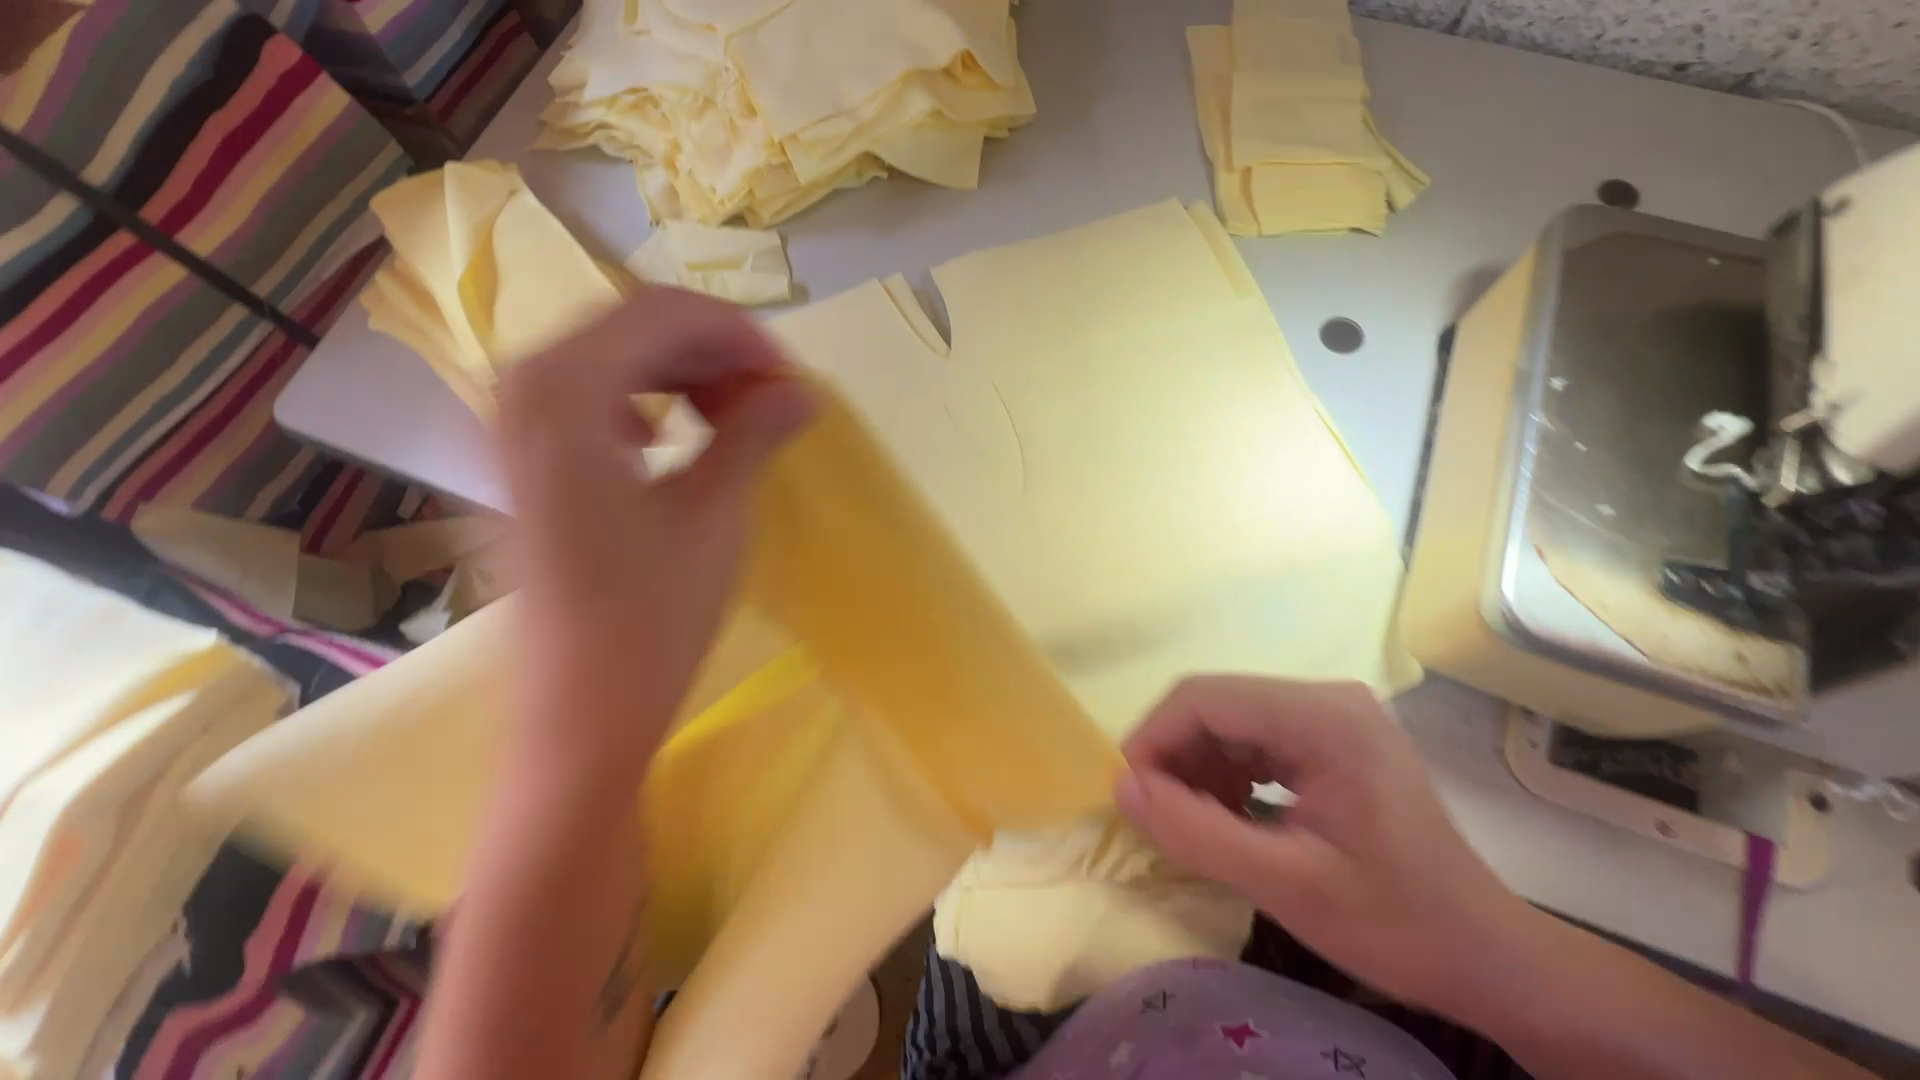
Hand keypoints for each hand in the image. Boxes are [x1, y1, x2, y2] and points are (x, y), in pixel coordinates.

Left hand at [496, 288, 812, 778]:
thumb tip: (803, 391)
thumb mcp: (715, 512)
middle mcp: (519, 389)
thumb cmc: (651, 615)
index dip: (737, 333)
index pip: (661, 313)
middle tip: (770, 395)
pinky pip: (584, 403)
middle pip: (629, 329)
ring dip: (678, 377)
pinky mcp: (516, 466)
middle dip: (710, 353)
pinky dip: (638, 405)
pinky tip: (668, 439)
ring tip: (734, 416)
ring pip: (607, 363)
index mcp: (561, 388)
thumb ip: (756, 431)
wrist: (579, 713)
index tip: (790, 372)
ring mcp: (508, 429)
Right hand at [1114, 676, 1534, 1016]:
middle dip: (1173, 757)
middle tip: (1156, 818)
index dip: (1153, 741)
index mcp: (1323, 718)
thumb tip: (1120, 789)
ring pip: (1229, 723)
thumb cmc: (1395, 923)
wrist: (1485, 954)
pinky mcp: (1332, 742)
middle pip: (1216, 706)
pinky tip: (1225, 819)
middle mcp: (1326, 700)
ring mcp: (1332, 719)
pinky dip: (1225, 776)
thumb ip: (1197, 834)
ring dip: (1196, 769)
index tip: (1129, 798)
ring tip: (1191, 825)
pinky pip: (1254, 742)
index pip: (1205, 698)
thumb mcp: (1287, 885)